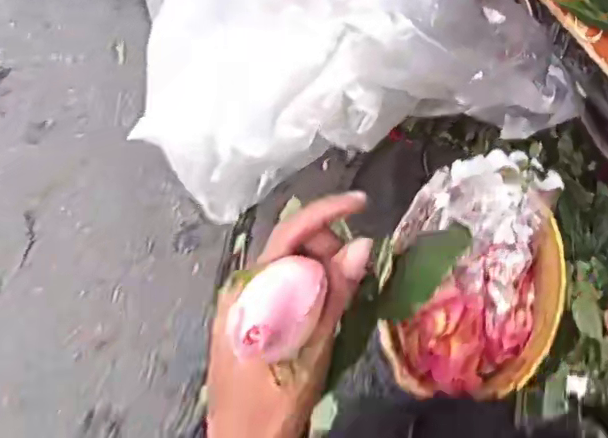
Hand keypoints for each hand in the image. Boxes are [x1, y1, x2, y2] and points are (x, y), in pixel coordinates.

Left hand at [208, 192, 373, 437]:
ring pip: (294, 262)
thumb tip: (363, 244)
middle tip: (356, 271)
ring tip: (344, 293)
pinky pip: (289, 282)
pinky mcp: (254, 318)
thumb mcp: (312, 348)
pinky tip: (328, 304)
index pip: (290, 231)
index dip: (327, 211)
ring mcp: (245, 303)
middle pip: (294, 243)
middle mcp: (243, 288)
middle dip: (330, 246)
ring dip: (324, 266)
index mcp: (250, 290)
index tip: (362, 203)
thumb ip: (335, 293)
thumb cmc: (274, 403)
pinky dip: (314, 283)